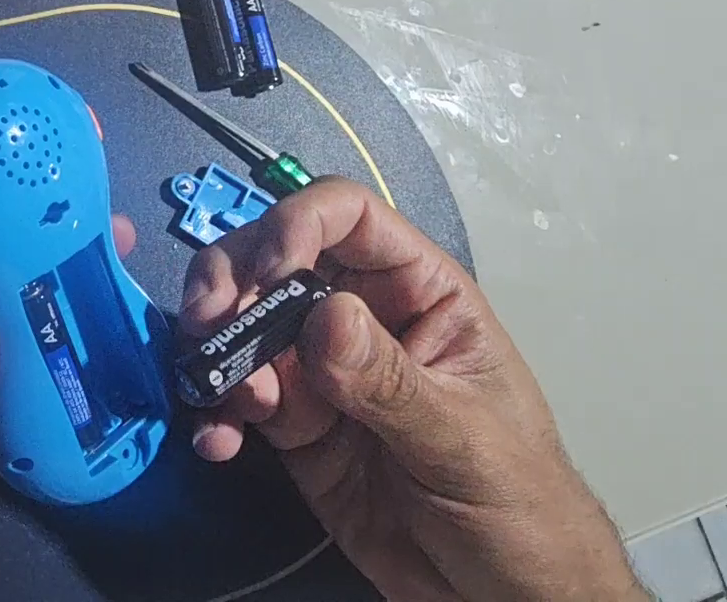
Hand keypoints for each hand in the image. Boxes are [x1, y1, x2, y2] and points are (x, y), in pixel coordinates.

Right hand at [180, 178, 646, 601]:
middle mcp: (353, 311)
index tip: (268, 273)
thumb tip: (325, 314)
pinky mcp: (285, 412)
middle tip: (206, 324)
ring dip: (213, 345)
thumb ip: (391, 382)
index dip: (298, 223)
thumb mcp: (466, 444)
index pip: (347, 216)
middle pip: (271, 255)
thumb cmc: (520, 510)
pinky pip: (233, 387)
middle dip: (229, 280)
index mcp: (414, 291)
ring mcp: (313, 361)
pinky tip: (218, 439)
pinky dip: (213, 407)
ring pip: (239, 316)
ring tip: (215, 394)